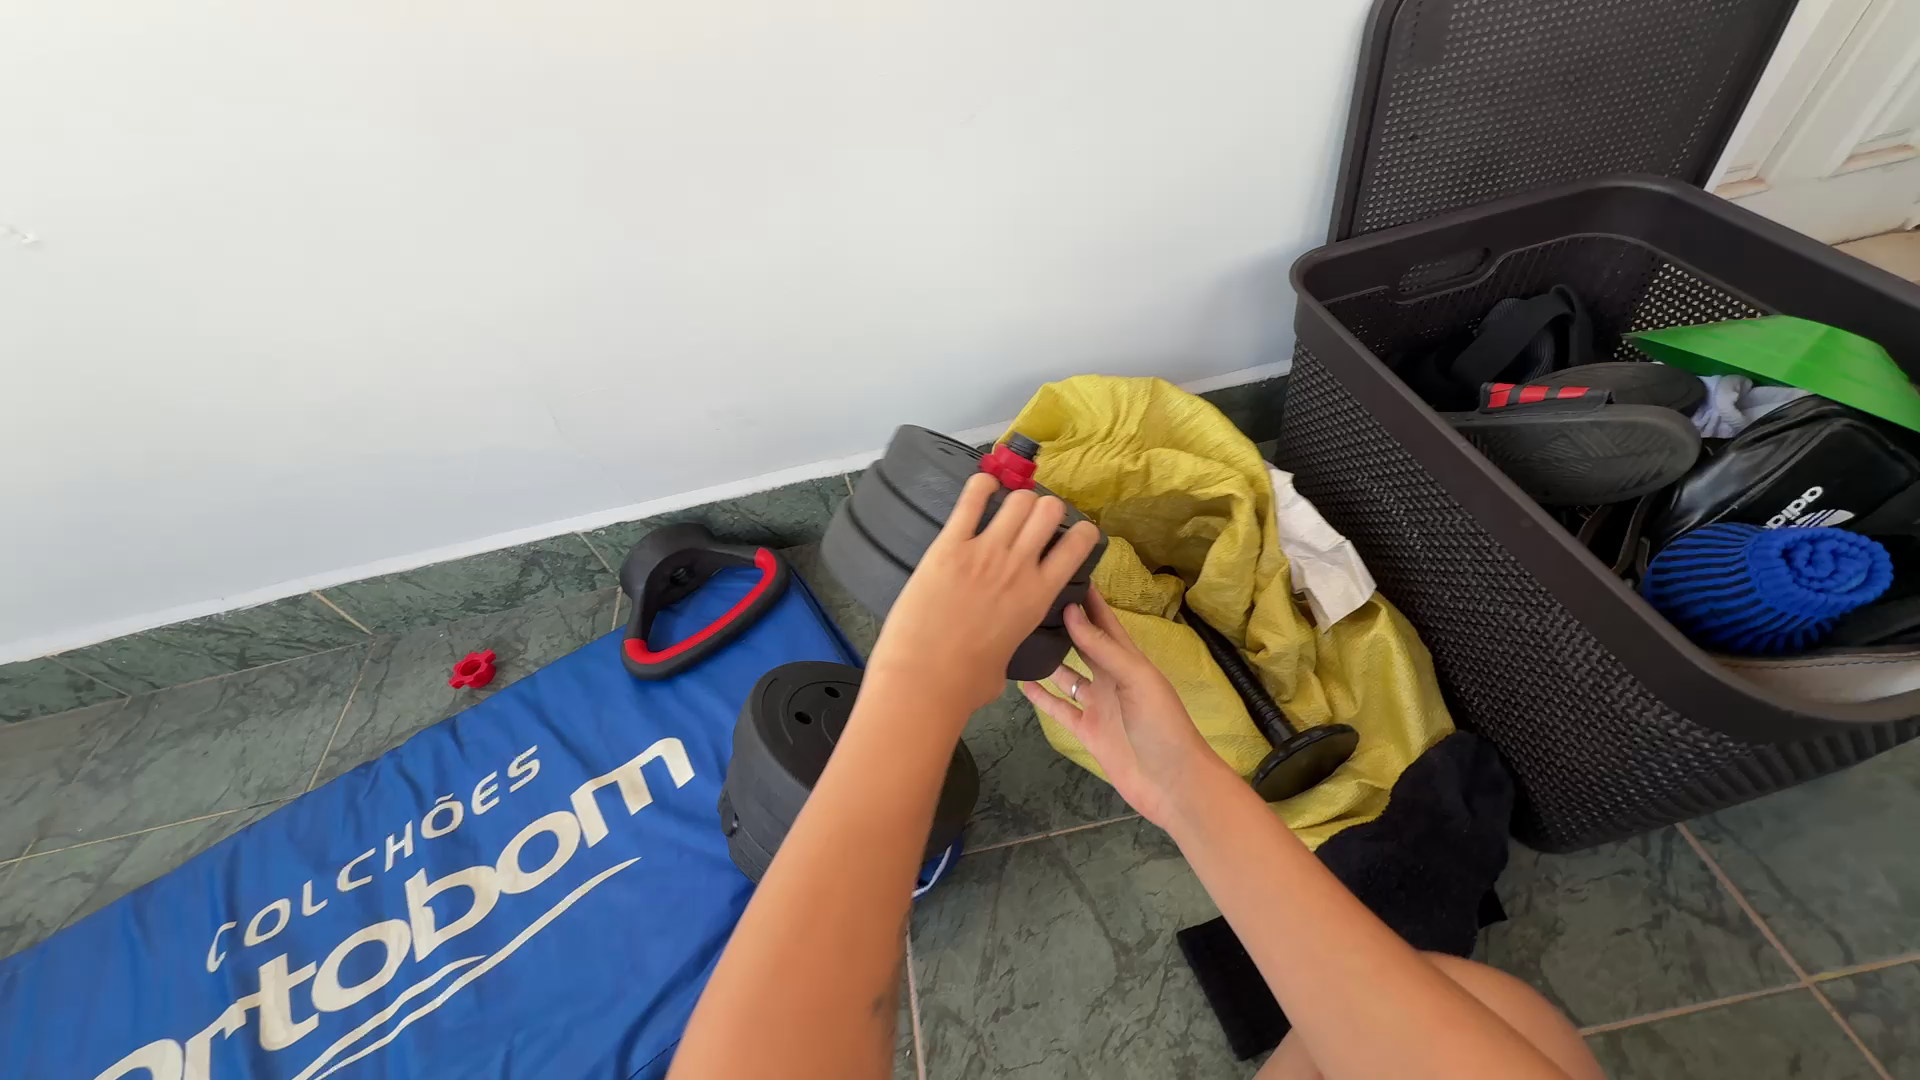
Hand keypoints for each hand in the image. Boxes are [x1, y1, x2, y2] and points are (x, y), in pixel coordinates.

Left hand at [868, 472, 1101, 715]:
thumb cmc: (965, 683)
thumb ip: (1011, 641)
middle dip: (1044, 509)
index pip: (1078, 544)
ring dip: (1016, 498)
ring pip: (1018, 499)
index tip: (1069, 533)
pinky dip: (979, 486)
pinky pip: (971, 499)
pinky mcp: (949, 546)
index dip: (1079, 531)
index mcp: (1039, 596)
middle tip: (1031, 519)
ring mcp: (984, 551)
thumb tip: (1002, 646)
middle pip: (1048, 510)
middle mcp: (1019, 566)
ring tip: (1005, 506)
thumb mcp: (1007, 661)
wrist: (924, 679)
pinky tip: (981, 487)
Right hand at [1020, 591, 1227, 828]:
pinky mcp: (1086, 730)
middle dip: (1064, 623)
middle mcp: (1110, 677)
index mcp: (1128, 661)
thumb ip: (1103, 648)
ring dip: (1048, 658)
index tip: (1067, 575)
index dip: (1090, 601)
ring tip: (1019, 637)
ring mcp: (1097, 704)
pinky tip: (1021, 682)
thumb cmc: (1161, 725)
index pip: (1106, 622)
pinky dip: (1042, 696)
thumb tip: (1071, 612)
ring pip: (1067, 674)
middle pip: (1083, 644)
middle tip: (1032, 600)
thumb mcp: (1136, 679)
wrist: (1171, 784)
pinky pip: (1060, 708)